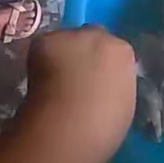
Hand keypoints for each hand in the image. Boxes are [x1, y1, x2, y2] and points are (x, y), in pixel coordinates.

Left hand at [22, 26, 137, 161]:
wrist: (69, 125)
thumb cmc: (102, 128)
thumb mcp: (122, 103)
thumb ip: (114, 84)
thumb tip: (101, 85)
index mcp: (123, 52)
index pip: (114, 49)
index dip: (103, 64)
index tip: (96, 80)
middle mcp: (99, 35)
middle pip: (91, 36)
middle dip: (85, 51)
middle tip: (75, 76)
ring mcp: (70, 35)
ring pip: (66, 40)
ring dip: (63, 53)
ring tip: (54, 79)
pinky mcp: (45, 40)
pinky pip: (45, 46)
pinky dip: (41, 58)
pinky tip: (40, 79)